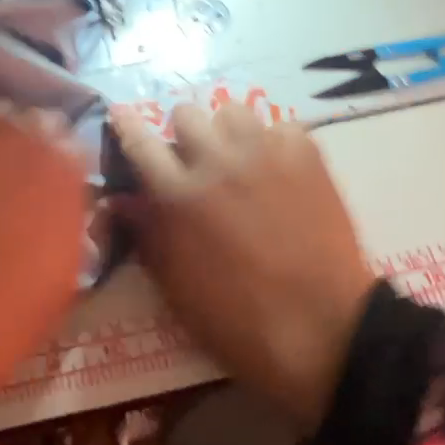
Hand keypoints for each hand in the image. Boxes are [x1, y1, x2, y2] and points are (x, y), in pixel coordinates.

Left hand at [0, 64, 87, 444]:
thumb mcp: (61, 283)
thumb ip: (73, 227)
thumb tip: (72, 203)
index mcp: (67, 177)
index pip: (77, 148)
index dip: (65, 173)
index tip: (56, 196)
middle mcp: (23, 138)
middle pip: (35, 121)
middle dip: (33, 148)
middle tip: (17, 185)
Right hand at [113, 102, 376, 429]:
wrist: (322, 333)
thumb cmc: (237, 321)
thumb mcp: (175, 287)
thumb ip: (147, 234)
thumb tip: (122, 201)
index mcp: (178, 195)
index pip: (139, 140)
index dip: (126, 125)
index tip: (122, 118)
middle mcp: (218, 161)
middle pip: (186, 113)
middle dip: (183, 136)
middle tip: (193, 164)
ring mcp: (267, 153)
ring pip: (233, 111)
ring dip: (226, 133)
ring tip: (237, 162)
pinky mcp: (309, 157)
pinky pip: (282, 127)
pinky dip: (274, 144)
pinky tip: (278, 173)